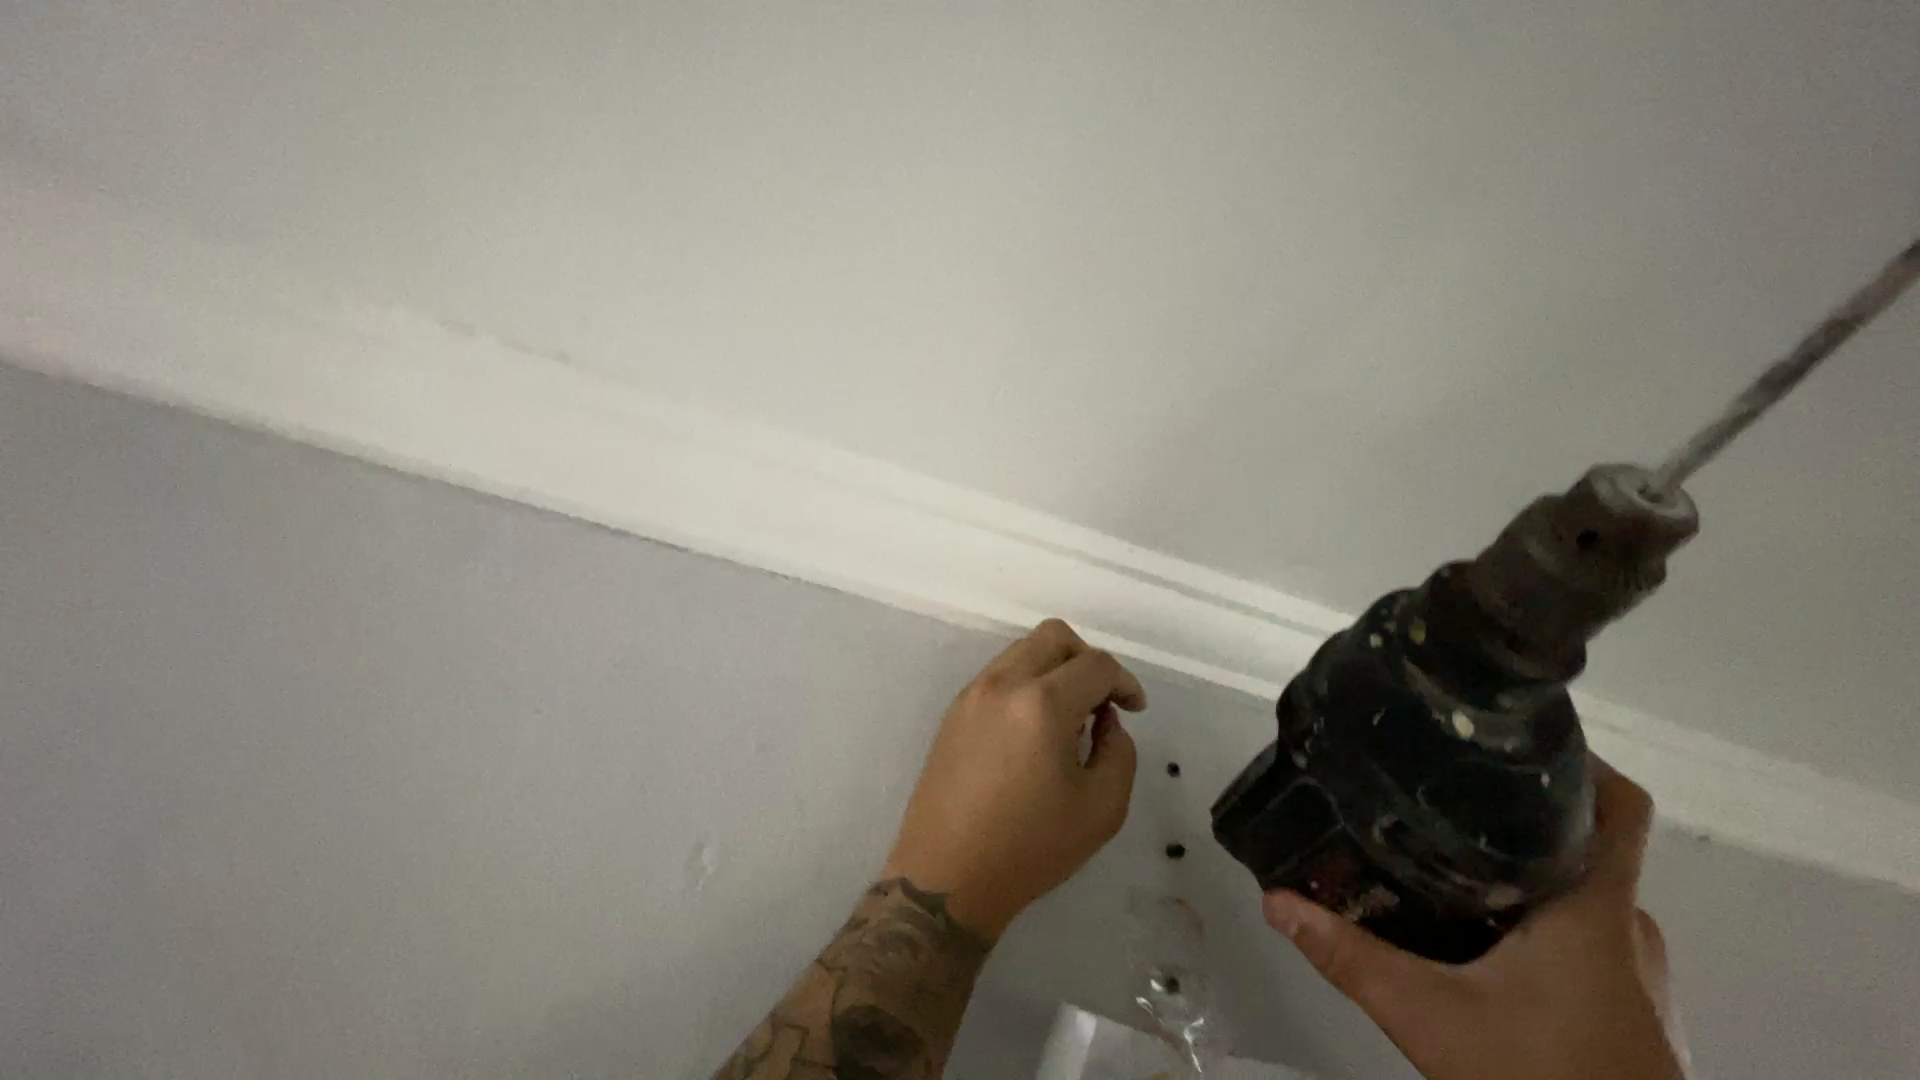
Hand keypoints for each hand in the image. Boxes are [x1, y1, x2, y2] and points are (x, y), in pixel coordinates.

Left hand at [883, 619, 1147, 939]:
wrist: (947, 875)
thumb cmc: (1030, 847)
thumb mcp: (1102, 808)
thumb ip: (1119, 750)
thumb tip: (1104, 718)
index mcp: (1042, 704)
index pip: (1095, 664)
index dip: (1124, 682)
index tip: (1133, 710)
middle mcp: (1003, 684)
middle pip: (1054, 637)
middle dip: (1088, 660)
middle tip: (1101, 701)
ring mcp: (972, 694)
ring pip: (1022, 651)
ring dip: (1054, 669)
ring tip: (1069, 718)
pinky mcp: (954, 712)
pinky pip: (999, 675)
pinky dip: (1026, 684)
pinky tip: (1034, 730)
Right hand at [1263, 757, 1689, 1079]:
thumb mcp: (1428, 1018)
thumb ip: (1350, 956)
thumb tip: (1276, 902)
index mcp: (1594, 909)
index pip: (1619, 804)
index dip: (1577, 756)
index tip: (1507, 735)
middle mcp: (1628, 927)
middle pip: (1584, 838)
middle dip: (1513, 810)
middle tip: (1436, 791)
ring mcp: (1636, 970)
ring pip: (1579, 888)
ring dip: (1520, 864)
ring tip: (1440, 849)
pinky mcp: (1629, 1004)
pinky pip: (1583, 928)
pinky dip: (1534, 910)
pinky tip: (1474, 928)